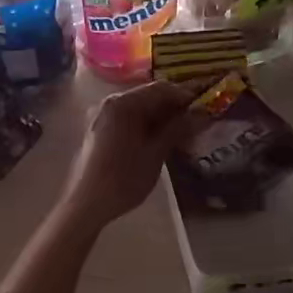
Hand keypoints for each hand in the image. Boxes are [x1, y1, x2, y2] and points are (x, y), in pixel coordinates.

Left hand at [59, 81, 191, 230]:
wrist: (87, 204)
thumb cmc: (123, 179)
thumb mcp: (156, 153)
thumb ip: (178, 128)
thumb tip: (201, 112)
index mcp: (121, 103)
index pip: (161, 89)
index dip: (185, 97)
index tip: (205, 109)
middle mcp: (108, 103)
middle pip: (147, 97)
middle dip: (173, 109)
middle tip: (197, 124)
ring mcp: (100, 117)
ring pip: (137, 110)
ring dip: (160, 119)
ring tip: (182, 135)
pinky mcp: (97, 132)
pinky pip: (126, 121)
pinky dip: (144, 127)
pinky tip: (159, 141)